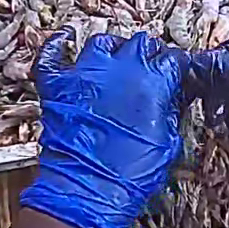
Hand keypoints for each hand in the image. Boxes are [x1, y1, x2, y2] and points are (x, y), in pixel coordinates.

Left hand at [20, 30, 188, 227]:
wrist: (88, 188)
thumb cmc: (132, 173)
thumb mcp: (168, 141)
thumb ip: (170, 110)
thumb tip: (172, 96)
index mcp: (153, 81)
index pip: (171, 59)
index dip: (175, 66)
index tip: (176, 73)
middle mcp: (120, 68)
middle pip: (139, 43)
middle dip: (147, 53)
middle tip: (148, 68)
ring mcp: (86, 73)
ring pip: (101, 43)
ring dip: (111, 49)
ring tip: (114, 60)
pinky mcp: (59, 85)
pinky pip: (52, 54)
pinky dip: (58, 45)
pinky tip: (65, 39)